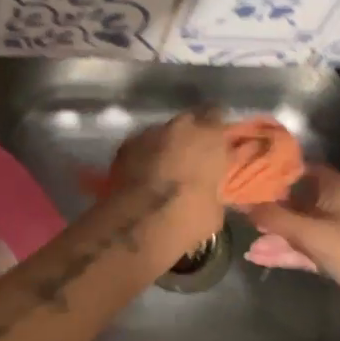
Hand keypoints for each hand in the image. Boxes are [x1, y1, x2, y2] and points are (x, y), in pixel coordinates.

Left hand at [107, 107, 232, 247]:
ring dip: (163, 147)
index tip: (216, 142)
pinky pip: (139, 147)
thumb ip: (212, 184)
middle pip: (186, 122)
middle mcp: (179, 126)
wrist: (139, 224)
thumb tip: (207, 187)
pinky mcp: (123, 147)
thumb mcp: (216, 206)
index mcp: (209, 135)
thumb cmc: (189, 217)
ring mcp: (148, 133)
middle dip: (188, 137)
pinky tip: (142, 176)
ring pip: (160, 134)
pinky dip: (142, 157)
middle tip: (190, 158)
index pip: (216, 115)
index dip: (215, 129)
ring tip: (163, 169)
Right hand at [242, 165, 339, 326]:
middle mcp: (335, 205)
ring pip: (297, 227)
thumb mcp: (312, 233)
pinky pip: (303, 248)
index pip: (299, 168)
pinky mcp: (335, 256)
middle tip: (236, 209)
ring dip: (272, 234)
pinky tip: (258, 257)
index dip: (272, 171)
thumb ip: (275, 217)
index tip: (242, 175)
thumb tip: (240, 201)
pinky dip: (283, 252)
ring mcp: (335, 232)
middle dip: (267, 206)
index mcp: (336, 188)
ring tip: (243, 240)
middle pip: (295, 199)